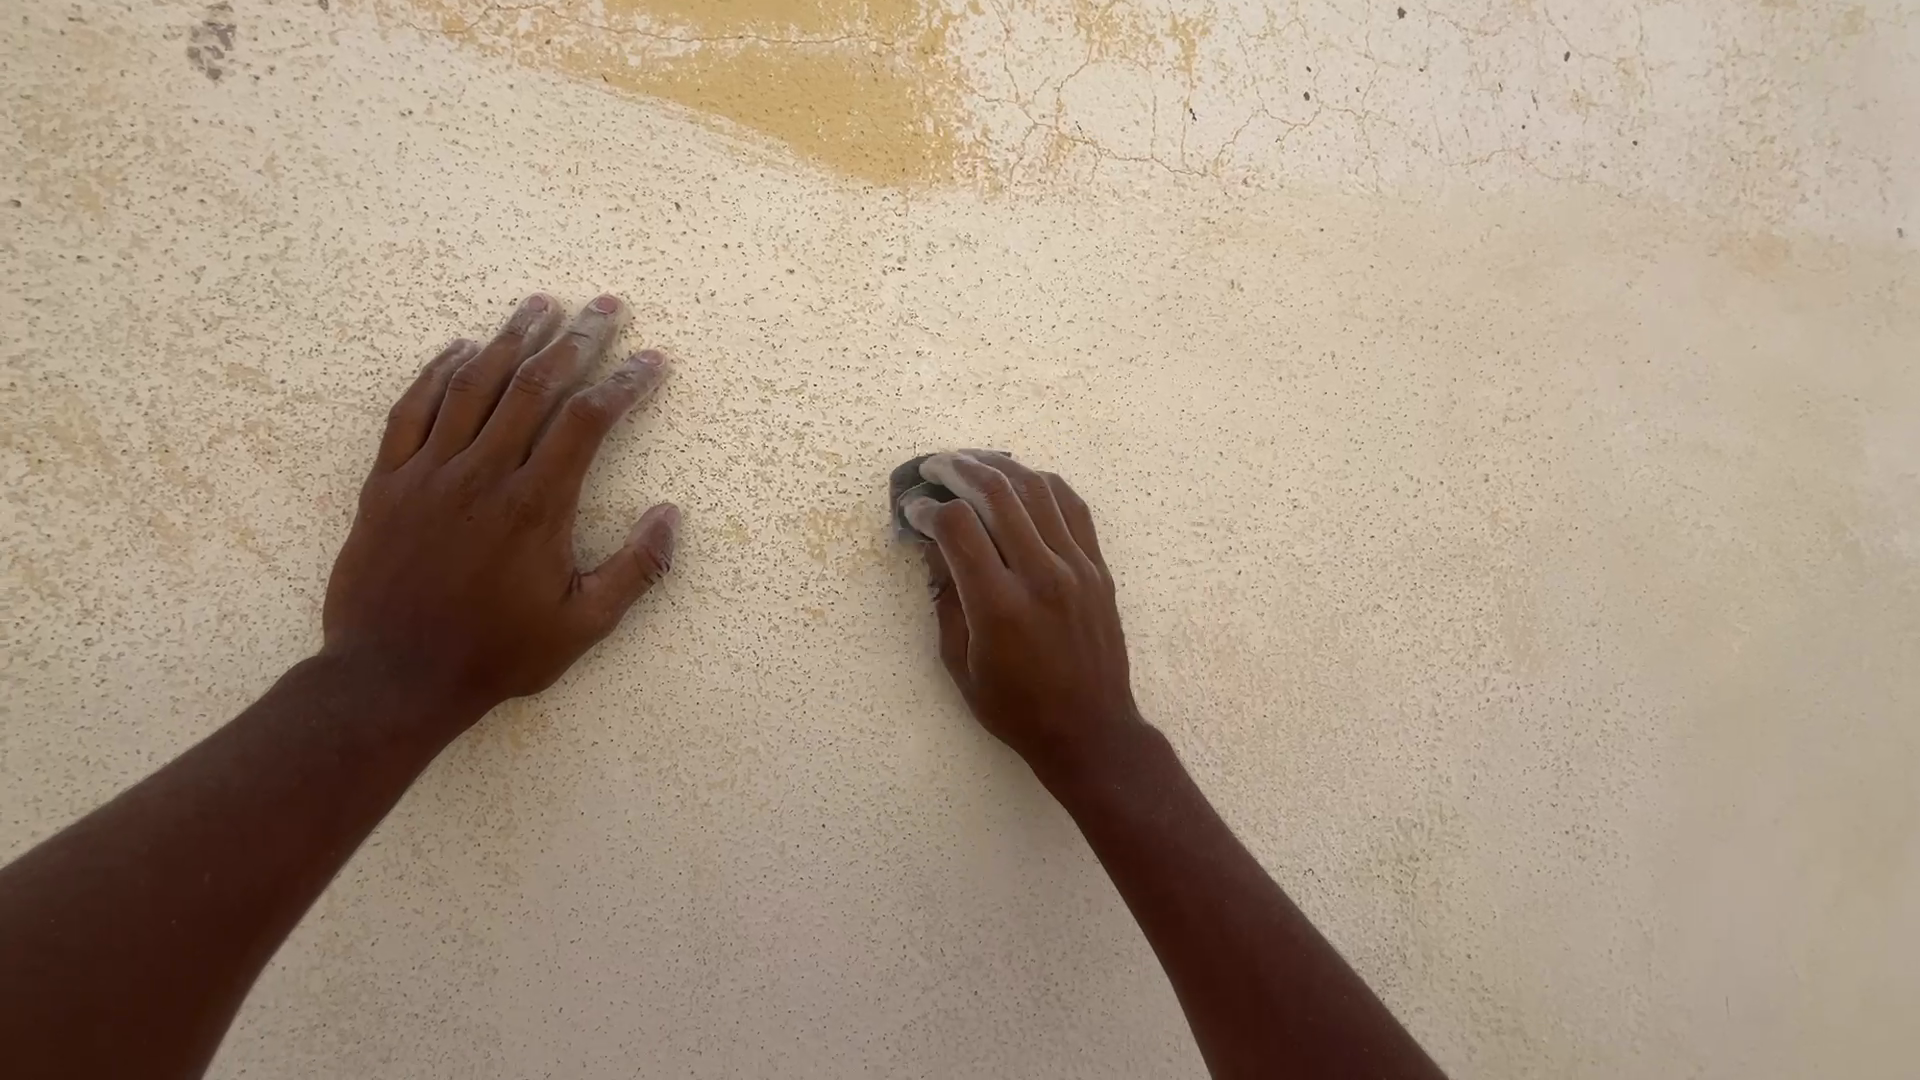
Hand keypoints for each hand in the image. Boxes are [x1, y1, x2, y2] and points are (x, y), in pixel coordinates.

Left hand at [322, 293, 677, 722]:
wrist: (392, 679)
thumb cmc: (499, 653)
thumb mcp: (586, 625)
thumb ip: (636, 570)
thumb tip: (671, 515)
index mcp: (536, 506)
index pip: (588, 422)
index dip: (625, 383)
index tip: (652, 360)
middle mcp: (483, 476)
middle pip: (534, 387)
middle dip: (576, 341)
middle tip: (604, 306)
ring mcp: (429, 474)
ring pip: (473, 386)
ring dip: (511, 340)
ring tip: (540, 305)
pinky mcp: (386, 483)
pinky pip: (410, 411)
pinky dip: (437, 373)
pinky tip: (459, 347)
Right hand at [903, 452, 1146, 776]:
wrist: (1091, 730)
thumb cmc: (1015, 708)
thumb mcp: (959, 664)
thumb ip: (944, 599)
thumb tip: (932, 547)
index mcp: (999, 607)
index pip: (958, 527)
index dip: (926, 509)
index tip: (912, 511)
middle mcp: (1041, 576)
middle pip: (997, 493)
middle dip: (957, 469)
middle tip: (934, 467)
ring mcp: (1077, 567)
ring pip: (1037, 489)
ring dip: (998, 466)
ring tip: (971, 462)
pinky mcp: (1098, 567)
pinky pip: (1072, 506)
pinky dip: (1042, 484)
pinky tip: (1020, 480)